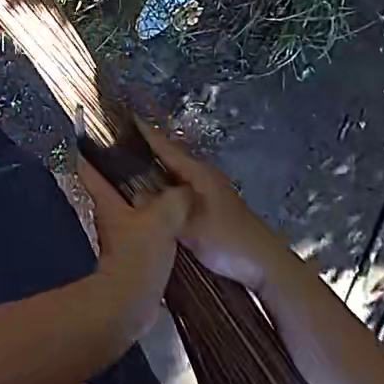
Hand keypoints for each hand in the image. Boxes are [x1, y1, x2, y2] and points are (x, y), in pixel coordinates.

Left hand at [78, 160, 187, 334]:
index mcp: (107, 202)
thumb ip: (176, 198)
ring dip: (146, 197)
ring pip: (131, 207)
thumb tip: (187, 190)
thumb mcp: (163, 218)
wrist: (131, 303)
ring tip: (169, 185)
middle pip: (113, 186)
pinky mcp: (132, 254)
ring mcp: (119, 236)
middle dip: (128, 172)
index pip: (90, 169)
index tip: (100, 135)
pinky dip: (156, 220)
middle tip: (150, 157)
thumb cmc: (139, 254)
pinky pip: (144, 228)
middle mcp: (108, 216)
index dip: (92, 150)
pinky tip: (175, 218)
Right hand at [136, 119, 291, 291]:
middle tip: (119, 149)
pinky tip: (153, 198)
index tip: (128, 120)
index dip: (147, 135)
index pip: (167, 148)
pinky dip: (165, 189)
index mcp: (198, 173)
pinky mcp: (210, 207)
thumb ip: (162, 209)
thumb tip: (136, 196)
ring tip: (128, 171)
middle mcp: (203, 176)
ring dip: (155, 172)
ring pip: (175, 176)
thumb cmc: (228, 241)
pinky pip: (180, 190)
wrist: (264, 263)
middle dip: (147, 152)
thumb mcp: (190, 226)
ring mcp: (208, 191)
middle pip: (170, 159)